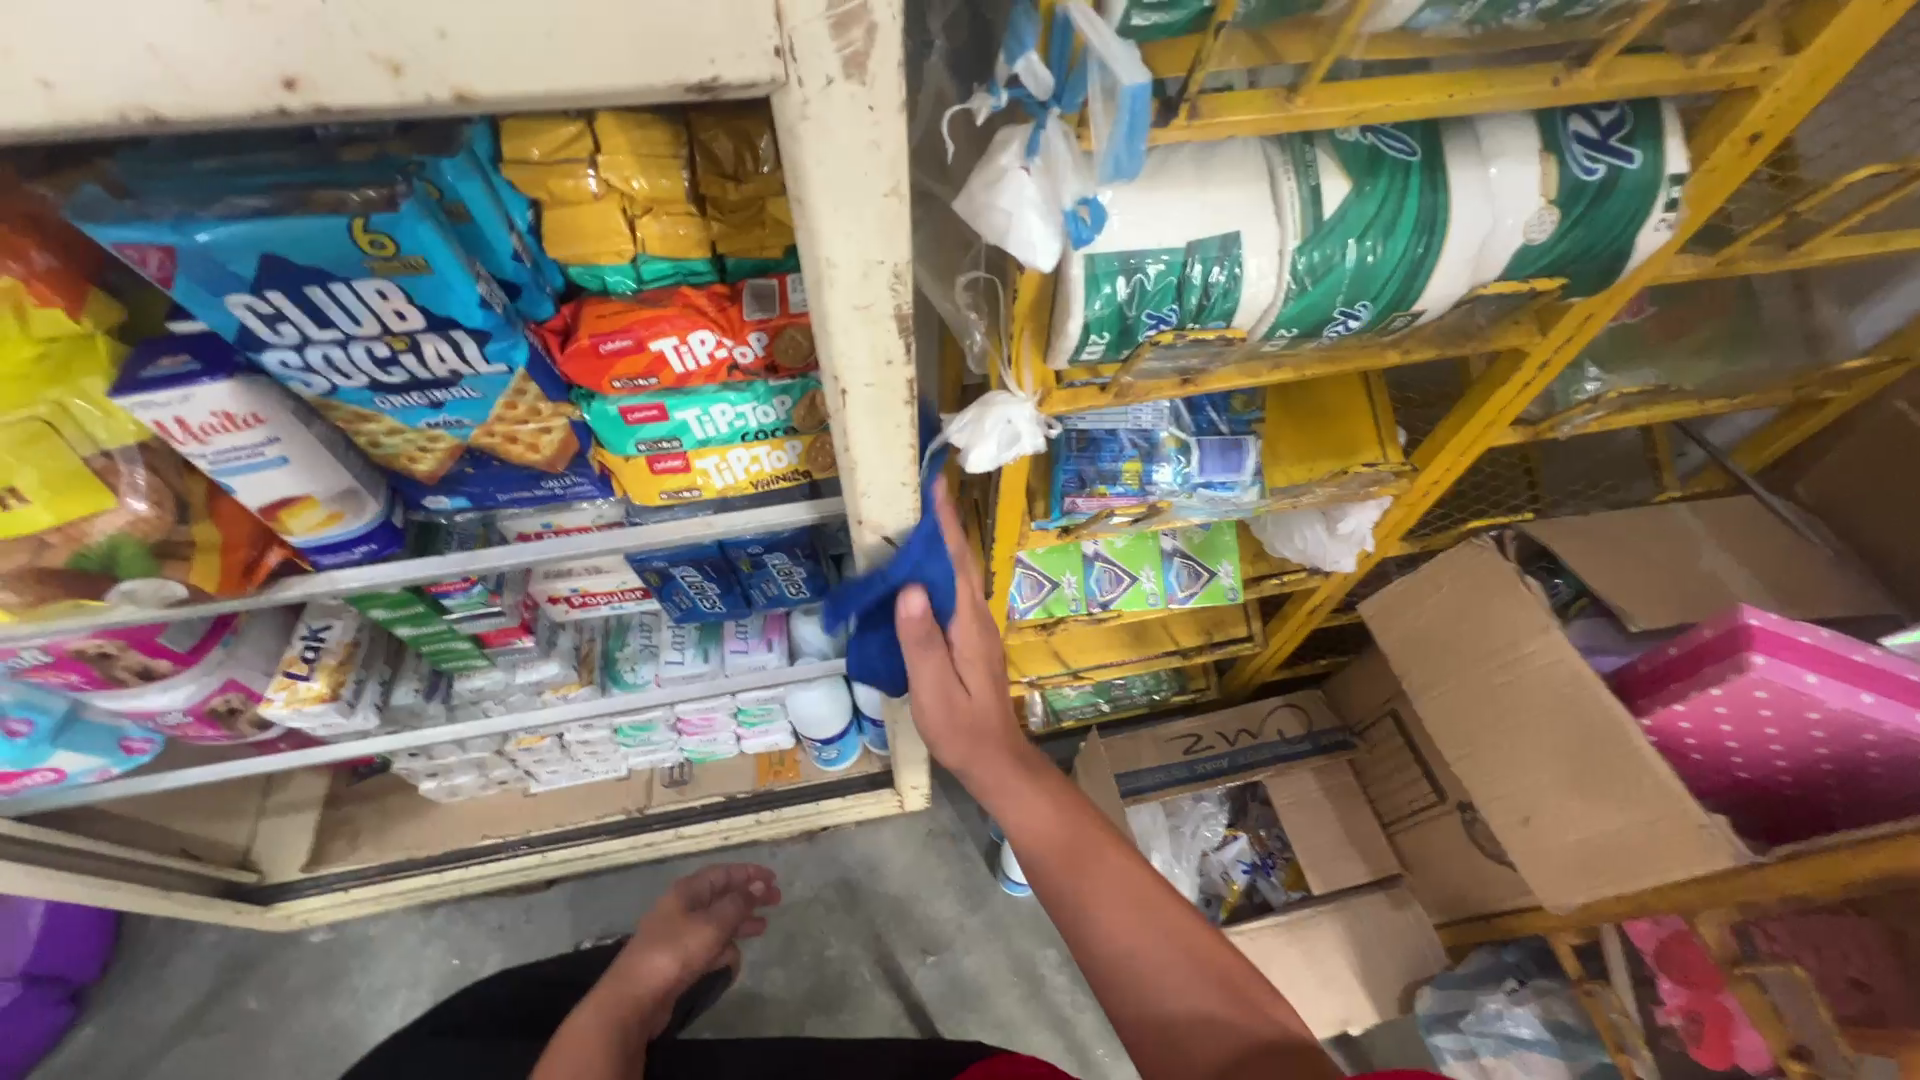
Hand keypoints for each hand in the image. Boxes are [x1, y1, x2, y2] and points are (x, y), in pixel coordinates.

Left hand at [600, 863, 780, 1038]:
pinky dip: (722, 950)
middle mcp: (682, 908)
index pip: (723, 873)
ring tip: (762, 928)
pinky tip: (733, 960)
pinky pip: (707, 947)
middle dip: (748, 898)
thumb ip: (739, 903)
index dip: (749, 873)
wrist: (633, 1000)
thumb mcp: (712, 924)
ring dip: (739, 923)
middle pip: (721, 896)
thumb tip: (759, 885)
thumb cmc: (674, 952)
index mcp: (687, 892)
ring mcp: (678, 935)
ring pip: (716, 922)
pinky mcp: (677, 961)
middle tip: (776, 901)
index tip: (773, 879)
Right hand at [895, 478, 1032, 780]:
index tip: (937, 486)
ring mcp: (975, 630)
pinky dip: (934, 576)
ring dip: (938, 548)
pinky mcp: (968, 641)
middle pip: (958, 563)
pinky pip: (950, 597)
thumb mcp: (934, 688)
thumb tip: (909, 588)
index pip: (957, 562)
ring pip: (956, 578)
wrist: (993, 759)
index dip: (945, 524)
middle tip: (918, 494)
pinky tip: (914, 577)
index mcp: (968, 624)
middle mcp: (976, 618)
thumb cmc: (961, 728)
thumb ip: (921, 640)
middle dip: (941, 526)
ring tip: (912, 524)